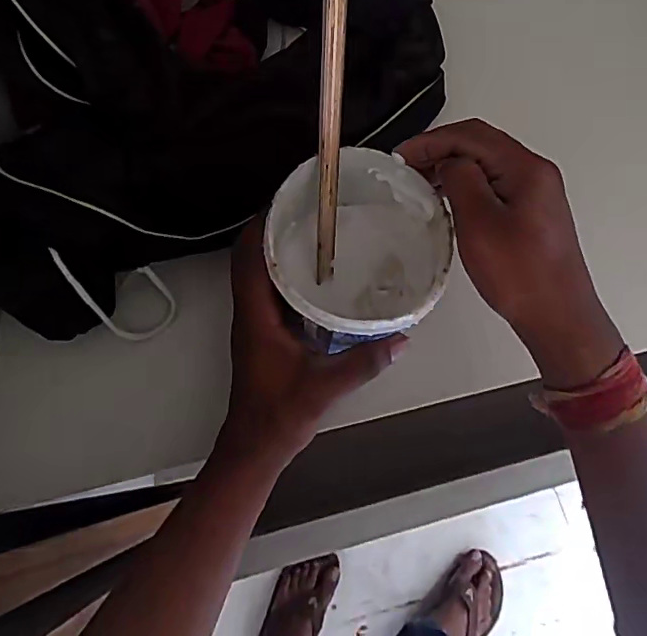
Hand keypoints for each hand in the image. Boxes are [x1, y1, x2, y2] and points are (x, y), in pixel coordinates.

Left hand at [218, 215, 407, 461]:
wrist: (254, 446)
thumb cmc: (276, 416)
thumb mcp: (323, 387)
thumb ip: (363, 363)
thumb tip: (399, 339)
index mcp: (255, 315)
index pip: (248, 257)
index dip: (260, 224)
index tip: (283, 201)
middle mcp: (249, 312)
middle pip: (248, 256)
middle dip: (267, 226)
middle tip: (298, 207)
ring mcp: (253, 320)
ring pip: (256, 270)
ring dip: (272, 246)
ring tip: (305, 228)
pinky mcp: (262, 331)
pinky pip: (266, 288)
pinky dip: (281, 270)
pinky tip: (311, 272)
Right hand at [398, 119, 624, 387]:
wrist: (559, 319)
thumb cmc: (523, 277)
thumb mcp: (480, 223)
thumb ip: (461, 180)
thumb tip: (449, 162)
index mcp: (527, 169)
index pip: (471, 135)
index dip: (431, 141)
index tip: (403, 156)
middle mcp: (536, 173)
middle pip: (480, 142)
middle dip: (439, 148)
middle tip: (407, 165)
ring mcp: (536, 192)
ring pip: (485, 162)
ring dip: (451, 164)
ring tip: (421, 180)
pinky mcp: (532, 210)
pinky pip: (493, 181)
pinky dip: (465, 181)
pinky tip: (447, 197)